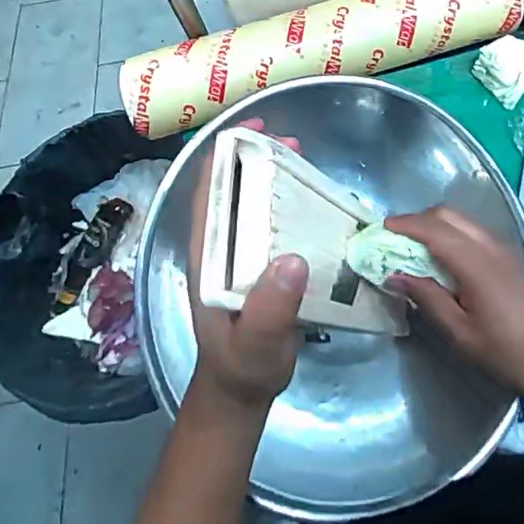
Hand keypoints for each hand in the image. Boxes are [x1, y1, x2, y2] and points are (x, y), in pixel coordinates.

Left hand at [187, 119, 307, 410]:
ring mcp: (240, 253)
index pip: (209, 192)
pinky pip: (271, 221)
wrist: (242, 392)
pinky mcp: (260, 263)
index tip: (254, 131)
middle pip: (233, 186)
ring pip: (252, 200)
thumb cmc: (243, 367)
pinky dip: (288, 201)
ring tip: (304, 159)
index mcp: (210, 254)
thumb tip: (292, 258)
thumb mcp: (256, 345)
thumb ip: (270, 310)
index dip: (224, 154)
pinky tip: (314, 198)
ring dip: (273, 174)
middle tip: (292, 142)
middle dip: (255, 156)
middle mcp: (222, 244)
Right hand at [384, 206, 523, 398]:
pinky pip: (471, 230)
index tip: (381, 228)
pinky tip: (440, 255)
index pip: (434, 230)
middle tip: (394, 237)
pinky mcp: (508, 256)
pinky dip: (449, 232)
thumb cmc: (508, 352)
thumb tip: (393, 276)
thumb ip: (426, 298)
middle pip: (447, 215)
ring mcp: (501, 248)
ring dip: (434, 224)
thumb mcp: (460, 333)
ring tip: (412, 246)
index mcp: (476, 263)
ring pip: (460, 219)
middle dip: (417, 220)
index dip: (405, 224)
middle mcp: (489, 246)